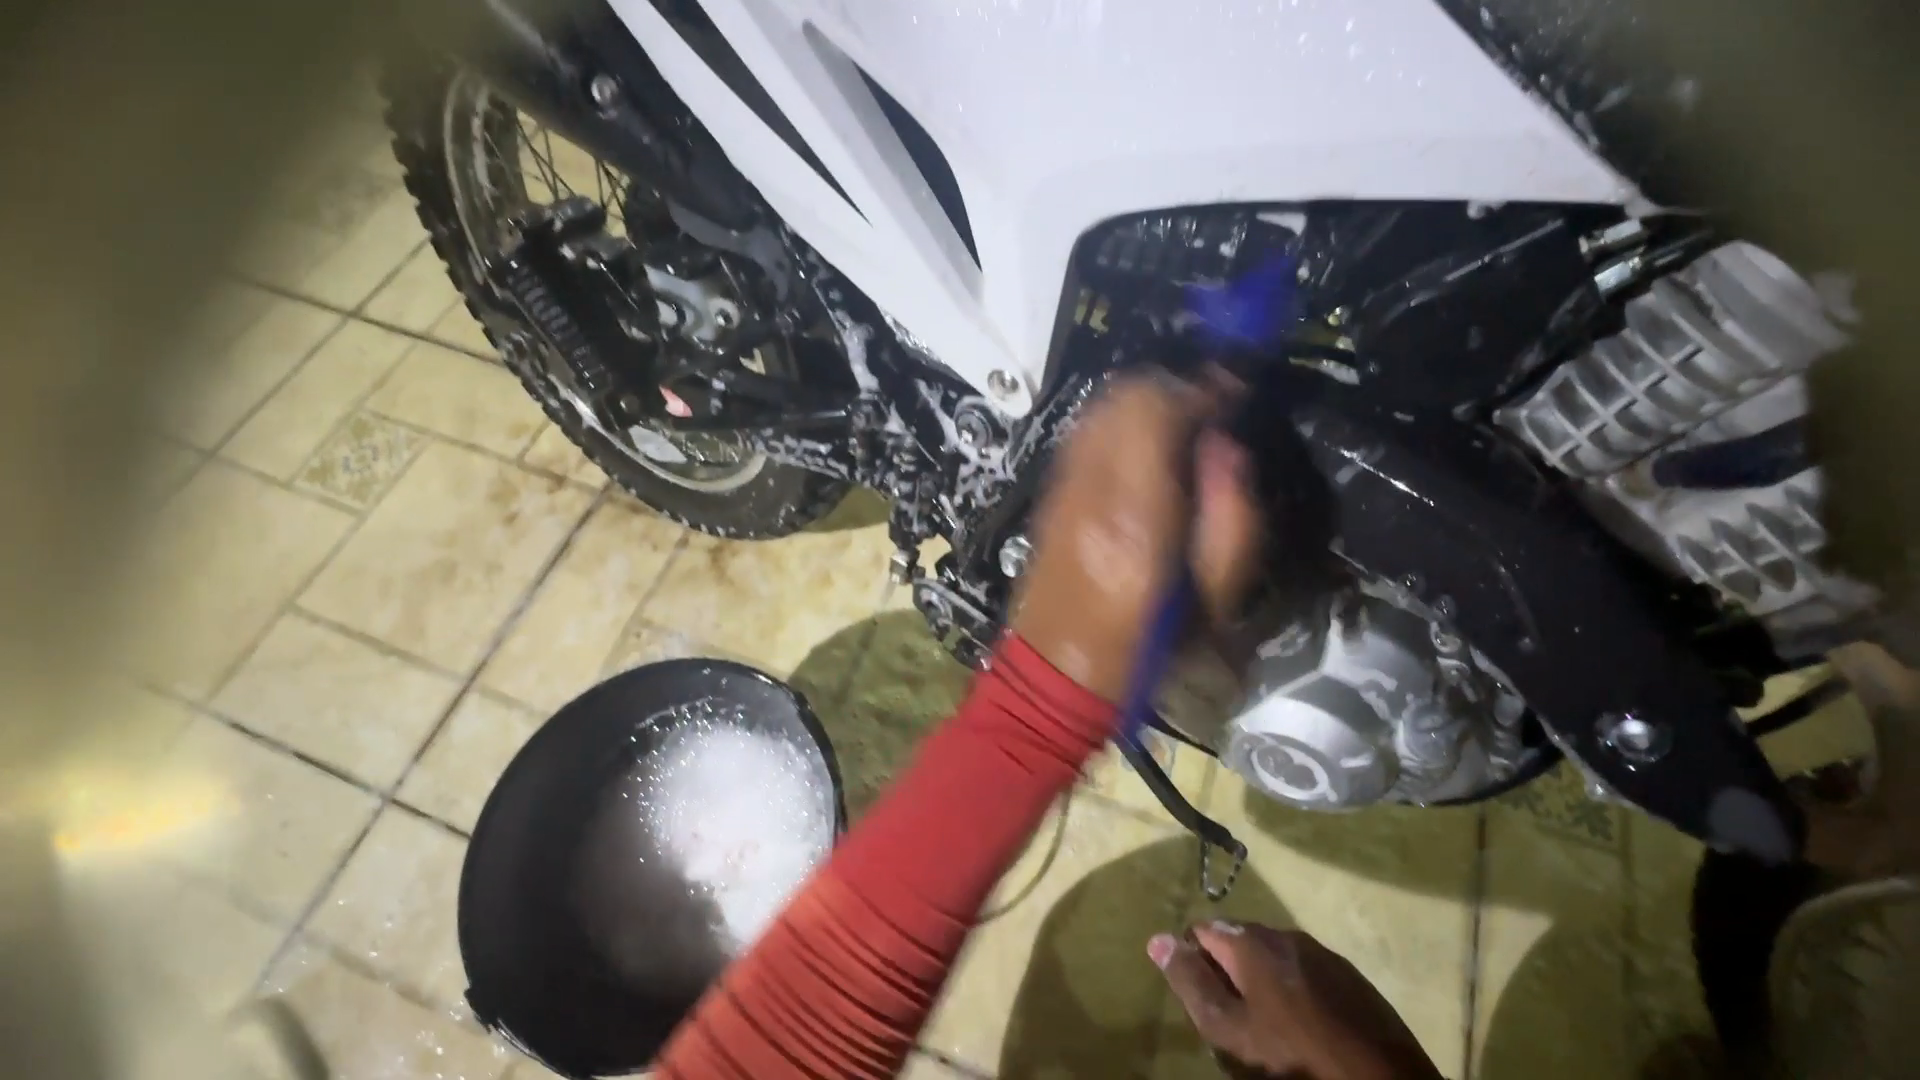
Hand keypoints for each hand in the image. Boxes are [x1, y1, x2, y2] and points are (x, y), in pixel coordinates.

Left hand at [1009, 372, 1261, 702]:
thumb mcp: (1212, 601)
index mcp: (1136, 515)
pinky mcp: (1047, 497)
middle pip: (1122, 396)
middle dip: (1169, 388)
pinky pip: (1079, 435)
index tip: (1229, 389)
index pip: (1157, 411)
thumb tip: (1226, 448)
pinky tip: (1135, 450)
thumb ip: (1230, 518)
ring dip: (1139, 403)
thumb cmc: (1143, 648)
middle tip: (1204, 408)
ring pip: (1096, 409)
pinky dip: (1112, 425)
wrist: (1052, 674)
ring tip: (1173, 426)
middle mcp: (1090, 488)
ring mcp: (1061, 489)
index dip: (1198, 388)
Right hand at [1151, 921, 1443, 1079]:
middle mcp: (1284, 933)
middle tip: (1230, 1014)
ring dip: (1260, 976)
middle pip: (1237, 938)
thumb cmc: (1294, 1058)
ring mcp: (1322, 952)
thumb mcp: (1230, 1029)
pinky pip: (1305, 969)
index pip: (1201, 929)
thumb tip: (1157, 939)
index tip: (1200, 996)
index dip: (1192, 959)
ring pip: (1273, 953)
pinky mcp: (1350, 976)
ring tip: (1265, 1019)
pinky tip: (1302, 1021)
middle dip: (1226, 967)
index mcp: (1250, 941)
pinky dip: (1292, 986)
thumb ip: (1190, 982)